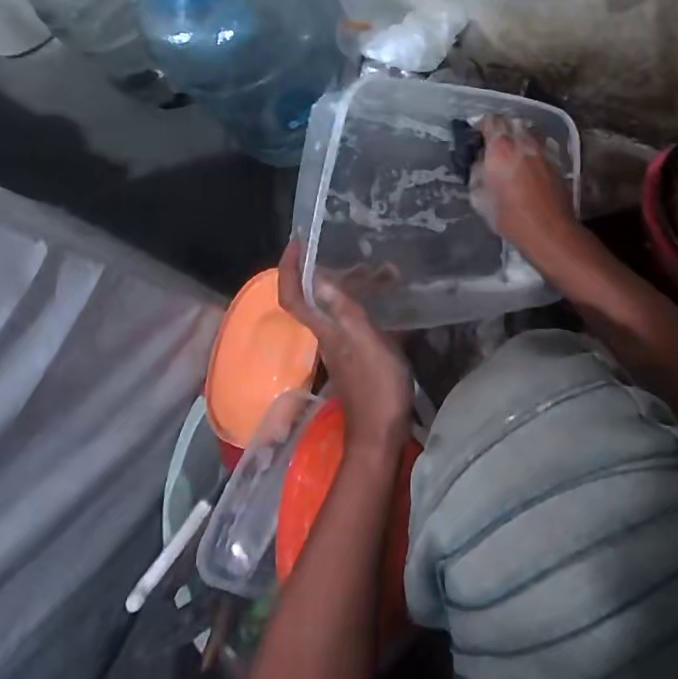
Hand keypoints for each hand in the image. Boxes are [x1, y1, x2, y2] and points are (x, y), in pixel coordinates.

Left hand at [279, 241, 412, 453]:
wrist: (381, 434)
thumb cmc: (377, 387)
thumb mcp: (366, 342)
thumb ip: (345, 311)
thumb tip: (318, 278)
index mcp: (324, 330)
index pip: (293, 296)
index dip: (288, 269)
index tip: (295, 244)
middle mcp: (327, 335)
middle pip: (316, 298)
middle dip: (330, 272)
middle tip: (357, 257)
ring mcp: (341, 347)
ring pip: (337, 308)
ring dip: (353, 288)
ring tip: (383, 274)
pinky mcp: (356, 355)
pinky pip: (354, 320)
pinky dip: (366, 305)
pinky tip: (388, 302)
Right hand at [470, 115, 579, 261]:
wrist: (550, 232)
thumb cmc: (509, 217)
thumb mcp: (480, 198)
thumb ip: (477, 174)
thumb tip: (481, 164)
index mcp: (501, 149)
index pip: (491, 121)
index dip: (481, 126)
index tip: (476, 138)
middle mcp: (523, 144)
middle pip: (511, 123)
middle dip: (501, 130)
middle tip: (493, 145)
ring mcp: (542, 153)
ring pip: (528, 134)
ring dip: (517, 139)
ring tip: (510, 154)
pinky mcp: (556, 164)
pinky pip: (539, 149)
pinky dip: (530, 152)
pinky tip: (526, 168)